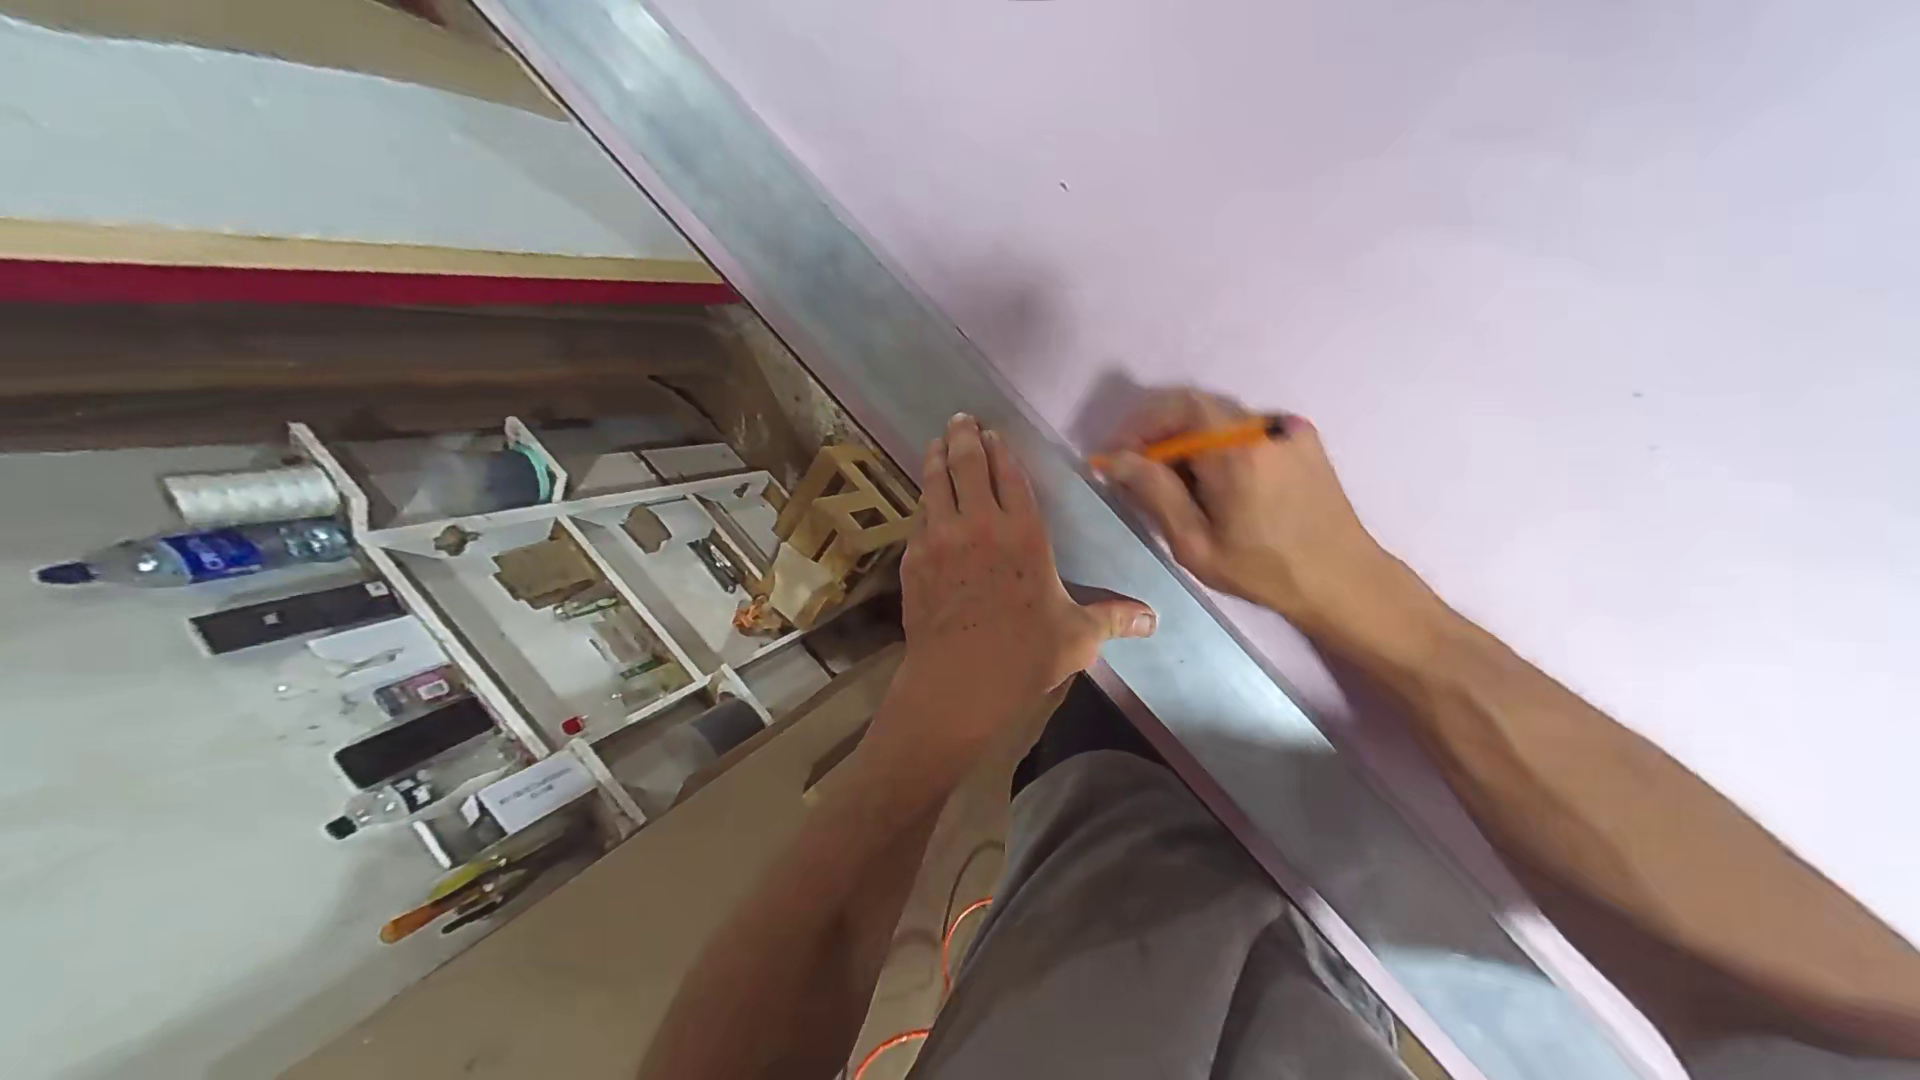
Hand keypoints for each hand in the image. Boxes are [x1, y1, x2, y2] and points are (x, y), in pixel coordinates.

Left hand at [888, 413, 1156, 755]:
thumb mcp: (1077, 636)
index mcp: (1023, 534)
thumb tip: (1153, 620)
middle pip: (968, 467)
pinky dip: (922, 502)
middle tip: (960, 419)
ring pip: (935, 485)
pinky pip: (918, 519)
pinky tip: (923, 499)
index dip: (1000, 451)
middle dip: (964, 437)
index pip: (1009, 476)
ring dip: (936, 458)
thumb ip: (1113, 618)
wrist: (960, 681)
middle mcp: (979, 526)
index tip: (992, 434)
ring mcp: (940, 540)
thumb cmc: (1025, 655)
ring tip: (937, 442)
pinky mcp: (914, 561)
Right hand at [1100, 390, 1406, 636]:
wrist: (1344, 580)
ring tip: (1172, 479)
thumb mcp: (1195, 543)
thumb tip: (1115, 459)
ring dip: (1187, 439)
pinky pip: (1245, 429)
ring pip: (1219, 419)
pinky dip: (1217, 444)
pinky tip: (1213, 480)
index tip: (1116, 455)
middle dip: (1158, 431)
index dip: (1139, 425)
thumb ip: (1154, 493)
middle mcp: (1265, 427)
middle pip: (1196, 407)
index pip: (1176, 409)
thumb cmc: (1263, 571)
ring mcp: (1288, 429)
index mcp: (1237, 452)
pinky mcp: (1302, 438)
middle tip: (1136, 467)